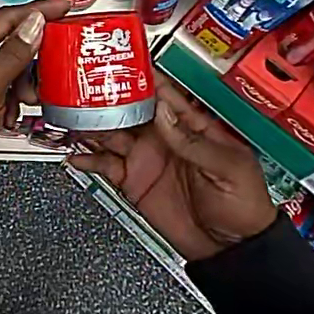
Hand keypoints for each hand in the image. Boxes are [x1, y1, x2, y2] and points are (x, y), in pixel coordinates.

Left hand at [0, 0, 72, 185]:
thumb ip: (14, 54)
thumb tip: (34, 24)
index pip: (5, 18)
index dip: (37, 12)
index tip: (62, 8)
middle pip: (11, 43)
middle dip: (31, 61)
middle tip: (52, 64)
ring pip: (11, 68)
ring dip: (22, 85)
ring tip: (24, 100)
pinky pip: (6, 88)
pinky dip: (13, 100)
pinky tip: (10, 115)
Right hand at [69, 82, 274, 260]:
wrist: (229, 250)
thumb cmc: (242, 204)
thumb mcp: (227, 167)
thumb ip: (192, 141)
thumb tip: (163, 112)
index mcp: (191, 127)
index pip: (164, 95)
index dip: (145, 78)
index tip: (125, 64)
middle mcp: (164, 138)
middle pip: (131, 109)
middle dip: (109, 96)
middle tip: (86, 88)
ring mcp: (146, 158)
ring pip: (112, 133)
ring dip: (92, 123)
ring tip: (72, 115)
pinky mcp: (133, 181)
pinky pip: (105, 165)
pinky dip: (88, 159)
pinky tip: (75, 154)